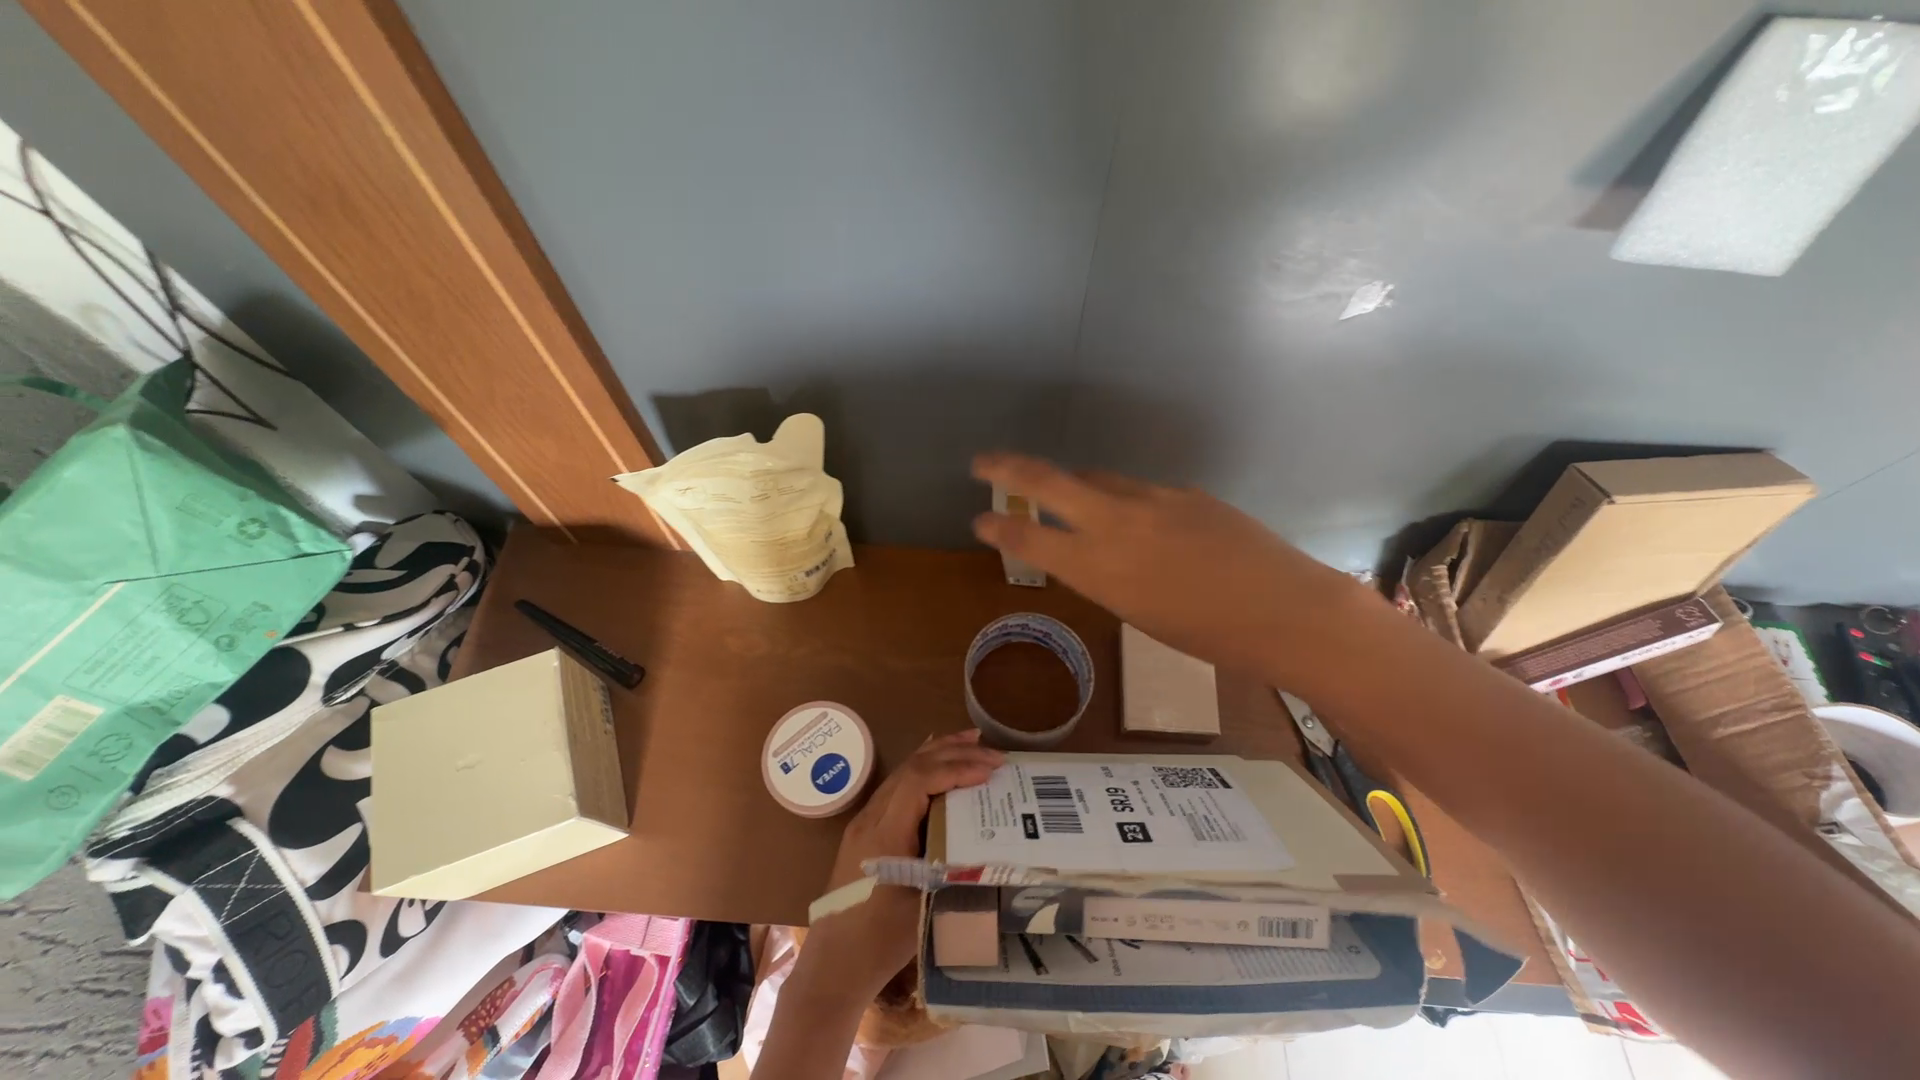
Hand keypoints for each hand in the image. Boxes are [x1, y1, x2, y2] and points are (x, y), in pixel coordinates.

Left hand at [803, 729, 1004, 997]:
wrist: (833, 966)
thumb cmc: (879, 940)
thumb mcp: (927, 905)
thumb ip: (954, 868)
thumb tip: (994, 846)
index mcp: (884, 832)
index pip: (919, 780)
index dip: (957, 768)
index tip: (991, 770)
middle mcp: (871, 818)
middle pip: (911, 767)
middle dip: (952, 752)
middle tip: (991, 749)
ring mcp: (865, 824)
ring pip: (903, 775)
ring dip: (937, 757)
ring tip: (971, 744)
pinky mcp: (866, 834)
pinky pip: (897, 790)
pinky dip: (924, 774)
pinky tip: (939, 772)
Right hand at [970, 453, 1366, 687]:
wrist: (1287, 610)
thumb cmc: (1210, 637)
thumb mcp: (1140, 614)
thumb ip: (1105, 577)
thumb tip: (1089, 552)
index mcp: (1099, 567)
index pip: (1031, 538)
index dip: (998, 526)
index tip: (979, 519)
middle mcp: (1117, 523)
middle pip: (1048, 480)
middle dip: (1007, 467)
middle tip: (982, 462)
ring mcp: (1153, 499)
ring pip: (1096, 478)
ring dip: (1071, 483)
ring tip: (1060, 492)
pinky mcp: (1185, 493)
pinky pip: (1138, 490)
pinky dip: (1121, 498)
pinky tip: (1137, 519)